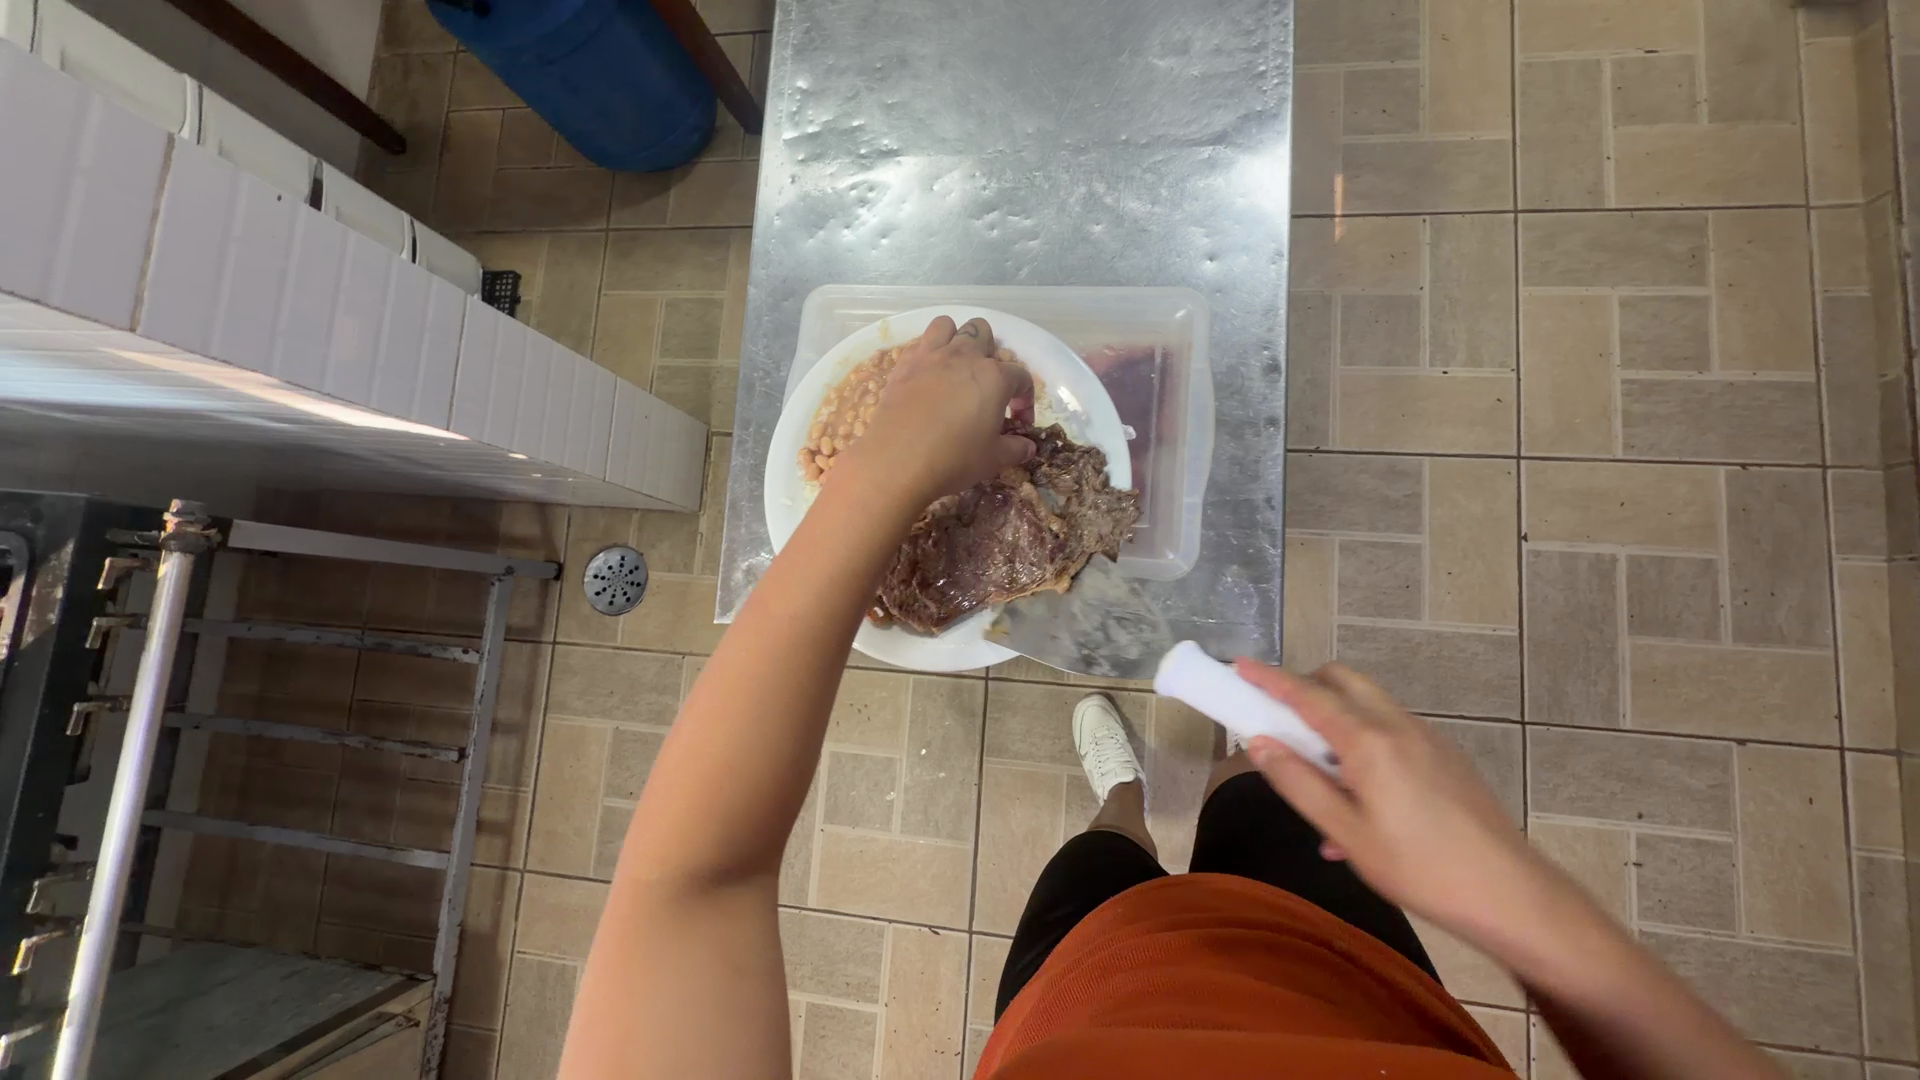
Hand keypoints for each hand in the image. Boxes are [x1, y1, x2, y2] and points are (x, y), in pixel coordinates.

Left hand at [840, 316, 1035, 505]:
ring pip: (947, 325)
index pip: (1021, 377)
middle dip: (990, 353)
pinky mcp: (903, 365)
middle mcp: (964, 357)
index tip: (1019, 421)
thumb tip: (1028, 447)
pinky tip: (927, 377)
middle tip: (985, 385)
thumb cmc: (954, 459)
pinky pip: (918, 344)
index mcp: (994, 377)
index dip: (1025, 399)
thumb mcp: (993, 459)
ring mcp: (930, 356)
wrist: (898, 462)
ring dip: (955, 339)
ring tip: (955, 367)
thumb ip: (1015, 449)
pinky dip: (926, 353)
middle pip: (983, 333)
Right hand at [1237, 660, 1553, 939]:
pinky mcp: (1445, 757)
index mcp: (1369, 741)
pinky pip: (1391, 730)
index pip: (1307, 695)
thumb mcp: (1347, 833)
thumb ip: (1298, 783)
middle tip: (1278, 715)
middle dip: (1304, 684)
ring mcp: (1427, 738)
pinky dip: (1362, 739)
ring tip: (1316, 768)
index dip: (1269, 678)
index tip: (1239, 665)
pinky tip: (1358, 796)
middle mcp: (1398, 726)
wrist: (1514, 897)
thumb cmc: (1420, 868)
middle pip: (1343, 680)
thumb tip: (1258, 744)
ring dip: (1333, 715)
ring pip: (1368, 704)